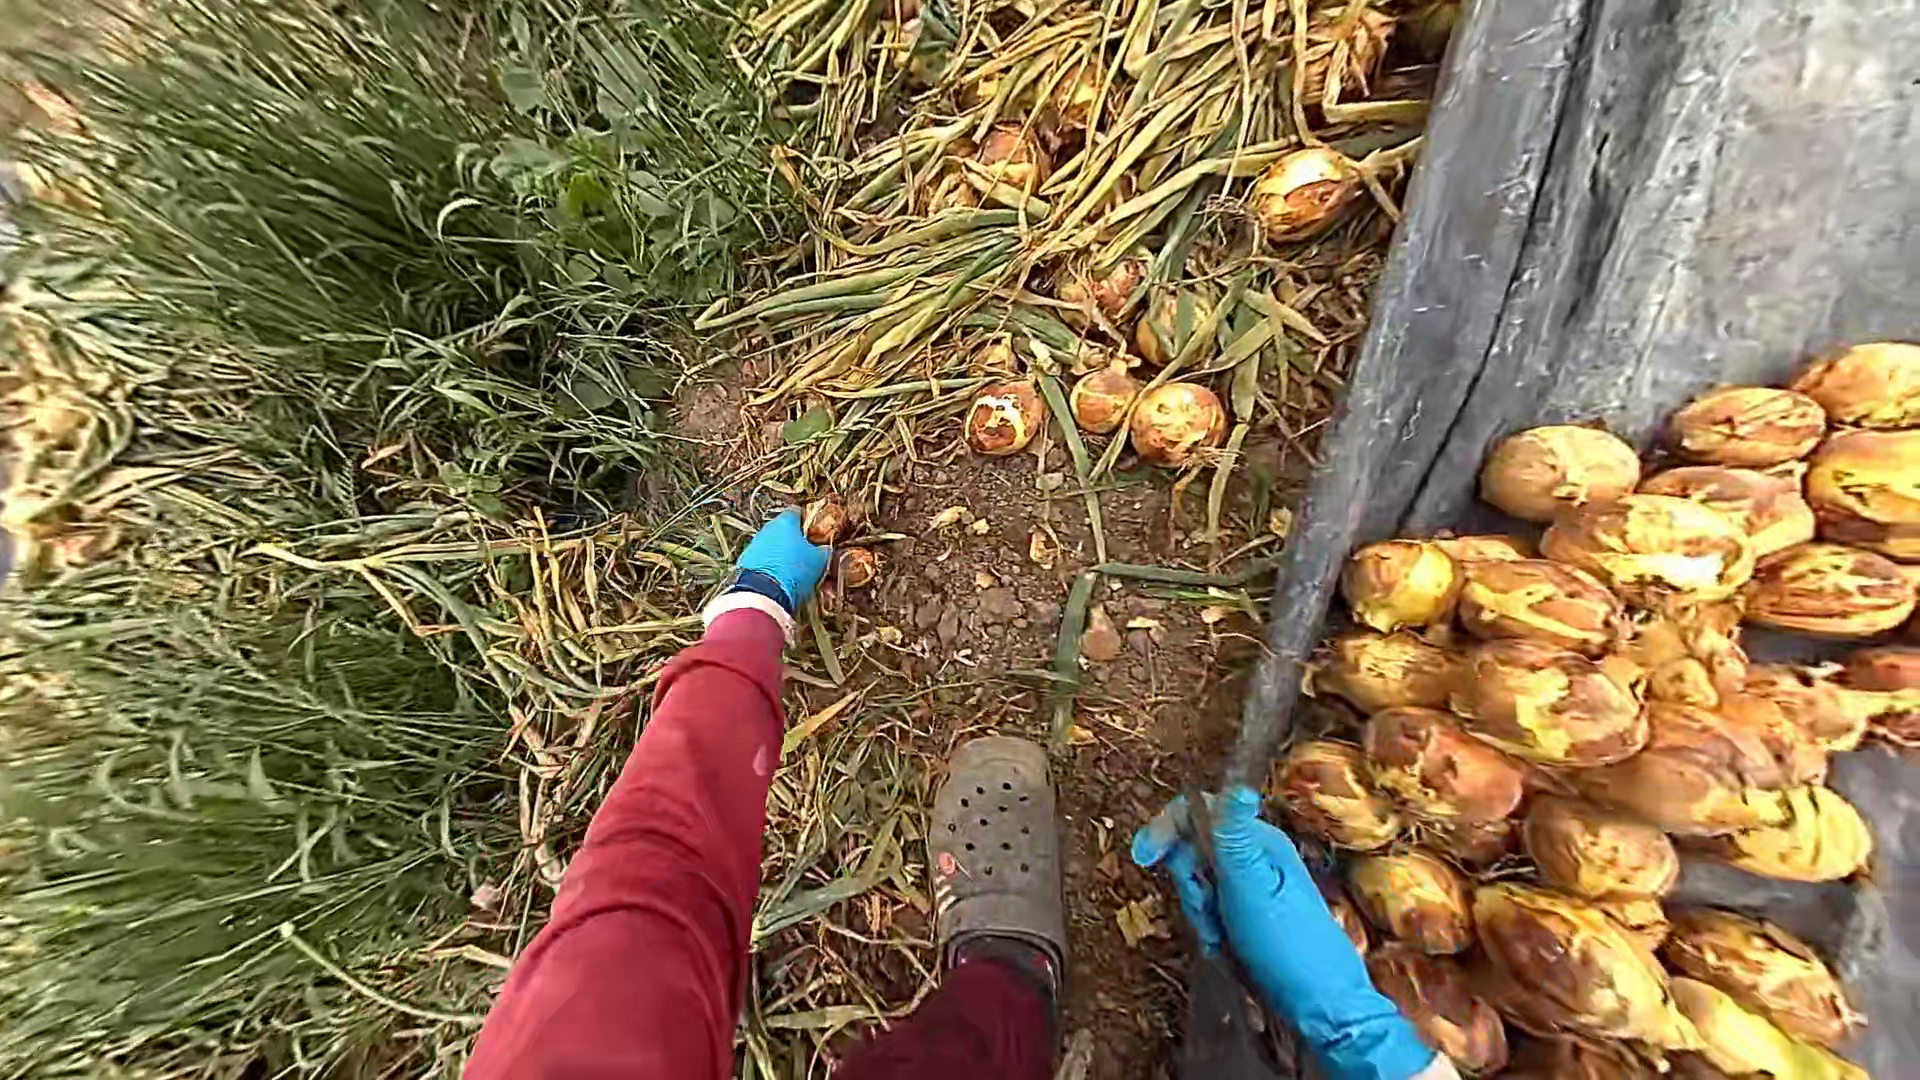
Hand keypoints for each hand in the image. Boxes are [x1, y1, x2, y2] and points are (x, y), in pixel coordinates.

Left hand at [734, 508, 830, 610]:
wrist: (762, 594)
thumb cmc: (793, 571)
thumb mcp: (819, 560)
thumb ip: (823, 551)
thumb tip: (825, 549)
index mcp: (785, 523)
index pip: (797, 513)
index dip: (808, 523)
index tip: (816, 534)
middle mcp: (766, 531)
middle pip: (785, 534)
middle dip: (798, 546)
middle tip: (811, 561)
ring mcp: (753, 548)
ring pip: (775, 551)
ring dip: (786, 561)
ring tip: (800, 579)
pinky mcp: (744, 565)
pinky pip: (764, 565)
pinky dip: (774, 573)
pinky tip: (784, 586)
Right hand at [1133, 787, 1438, 1079]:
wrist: (1325, 1014)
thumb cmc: (1290, 947)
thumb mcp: (1253, 887)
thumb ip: (1234, 835)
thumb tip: (1237, 786)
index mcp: (1256, 838)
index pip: (1195, 810)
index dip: (1164, 829)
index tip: (1144, 857)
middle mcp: (1250, 853)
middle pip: (1190, 847)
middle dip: (1189, 882)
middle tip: (1207, 910)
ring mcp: (1245, 883)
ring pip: (1195, 879)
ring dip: (1198, 909)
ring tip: (1219, 934)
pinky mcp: (1241, 911)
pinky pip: (1205, 906)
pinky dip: (1206, 926)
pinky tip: (1223, 944)